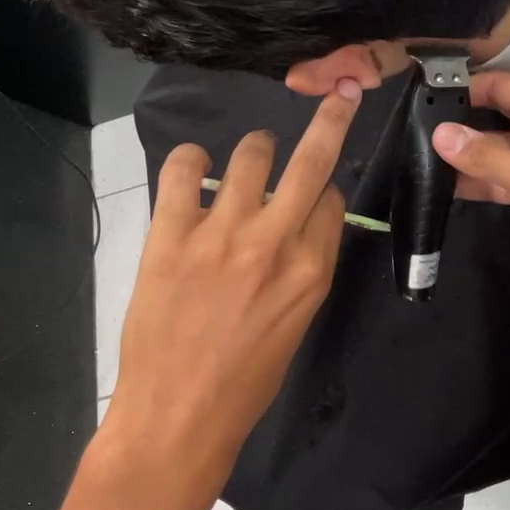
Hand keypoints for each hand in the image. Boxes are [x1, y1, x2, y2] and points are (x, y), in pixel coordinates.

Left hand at [103, 79, 361, 450]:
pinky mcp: (172, 234)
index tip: (314, 196)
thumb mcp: (300, 321)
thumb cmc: (247, 378)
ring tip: (249, 156)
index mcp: (313, 269)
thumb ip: (308, 265)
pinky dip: (191, 158)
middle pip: (313, 161)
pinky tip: (195, 166)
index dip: (326, 192)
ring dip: (256, 148)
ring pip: (251, 154)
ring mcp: (222, 233)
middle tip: (338, 93)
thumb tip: (305, 221)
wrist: (178, 416)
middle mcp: (275, 242)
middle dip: (331, 119)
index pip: (333, 199)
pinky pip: (184, 168)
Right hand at [431, 72, 509, 277]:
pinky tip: (445, 186)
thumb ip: (484, 156)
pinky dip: (480, 180)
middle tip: (413, 127)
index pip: (497, 84)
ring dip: (466, 155)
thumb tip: (438, 134)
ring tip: (419, 158)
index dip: (462, 87)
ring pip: (495, 148)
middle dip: (460, 121)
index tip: (422, 96)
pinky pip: (502, 175)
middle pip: (493, 113)